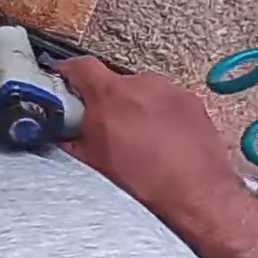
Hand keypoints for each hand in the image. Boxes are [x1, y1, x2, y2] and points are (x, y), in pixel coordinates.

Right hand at [56, 57, 257, 231]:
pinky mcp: (189, 100)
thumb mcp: (92, 161)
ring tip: (134, 136)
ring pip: (139, 89)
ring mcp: (168, 90)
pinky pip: (163, 98)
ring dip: (132, 105)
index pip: (79, 65)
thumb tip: (63, 132)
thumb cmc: (147, 181)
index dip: (67, 70)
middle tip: (101, 123)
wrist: (194, 192)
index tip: (64, 77)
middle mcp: (140, 85)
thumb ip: (72, 137)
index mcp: (109, 96)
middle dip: (103, 99)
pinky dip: (156, 112)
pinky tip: (157, 138)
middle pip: (111, 79)